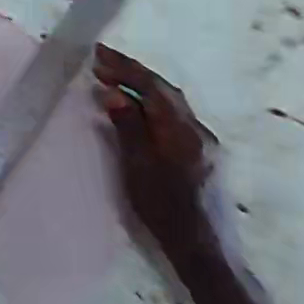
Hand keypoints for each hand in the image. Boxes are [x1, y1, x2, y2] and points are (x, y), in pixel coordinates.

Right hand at [93, 44, 218, 260]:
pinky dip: (151, 105)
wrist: (205, 250)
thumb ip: (128, 127)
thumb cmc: (165, 209)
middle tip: (100, 62)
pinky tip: (134, 109)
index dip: (125, 67)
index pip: (153, 87)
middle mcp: (199, 130)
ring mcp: (204, 143)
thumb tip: (113, 92)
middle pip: (165, 91)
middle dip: (132, 73)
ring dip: (141, 88)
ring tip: (111, 80)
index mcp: (184, 130)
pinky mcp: (202, 155)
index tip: (98, 53)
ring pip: (170, 104)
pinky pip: (173, 118)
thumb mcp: (138, 167)